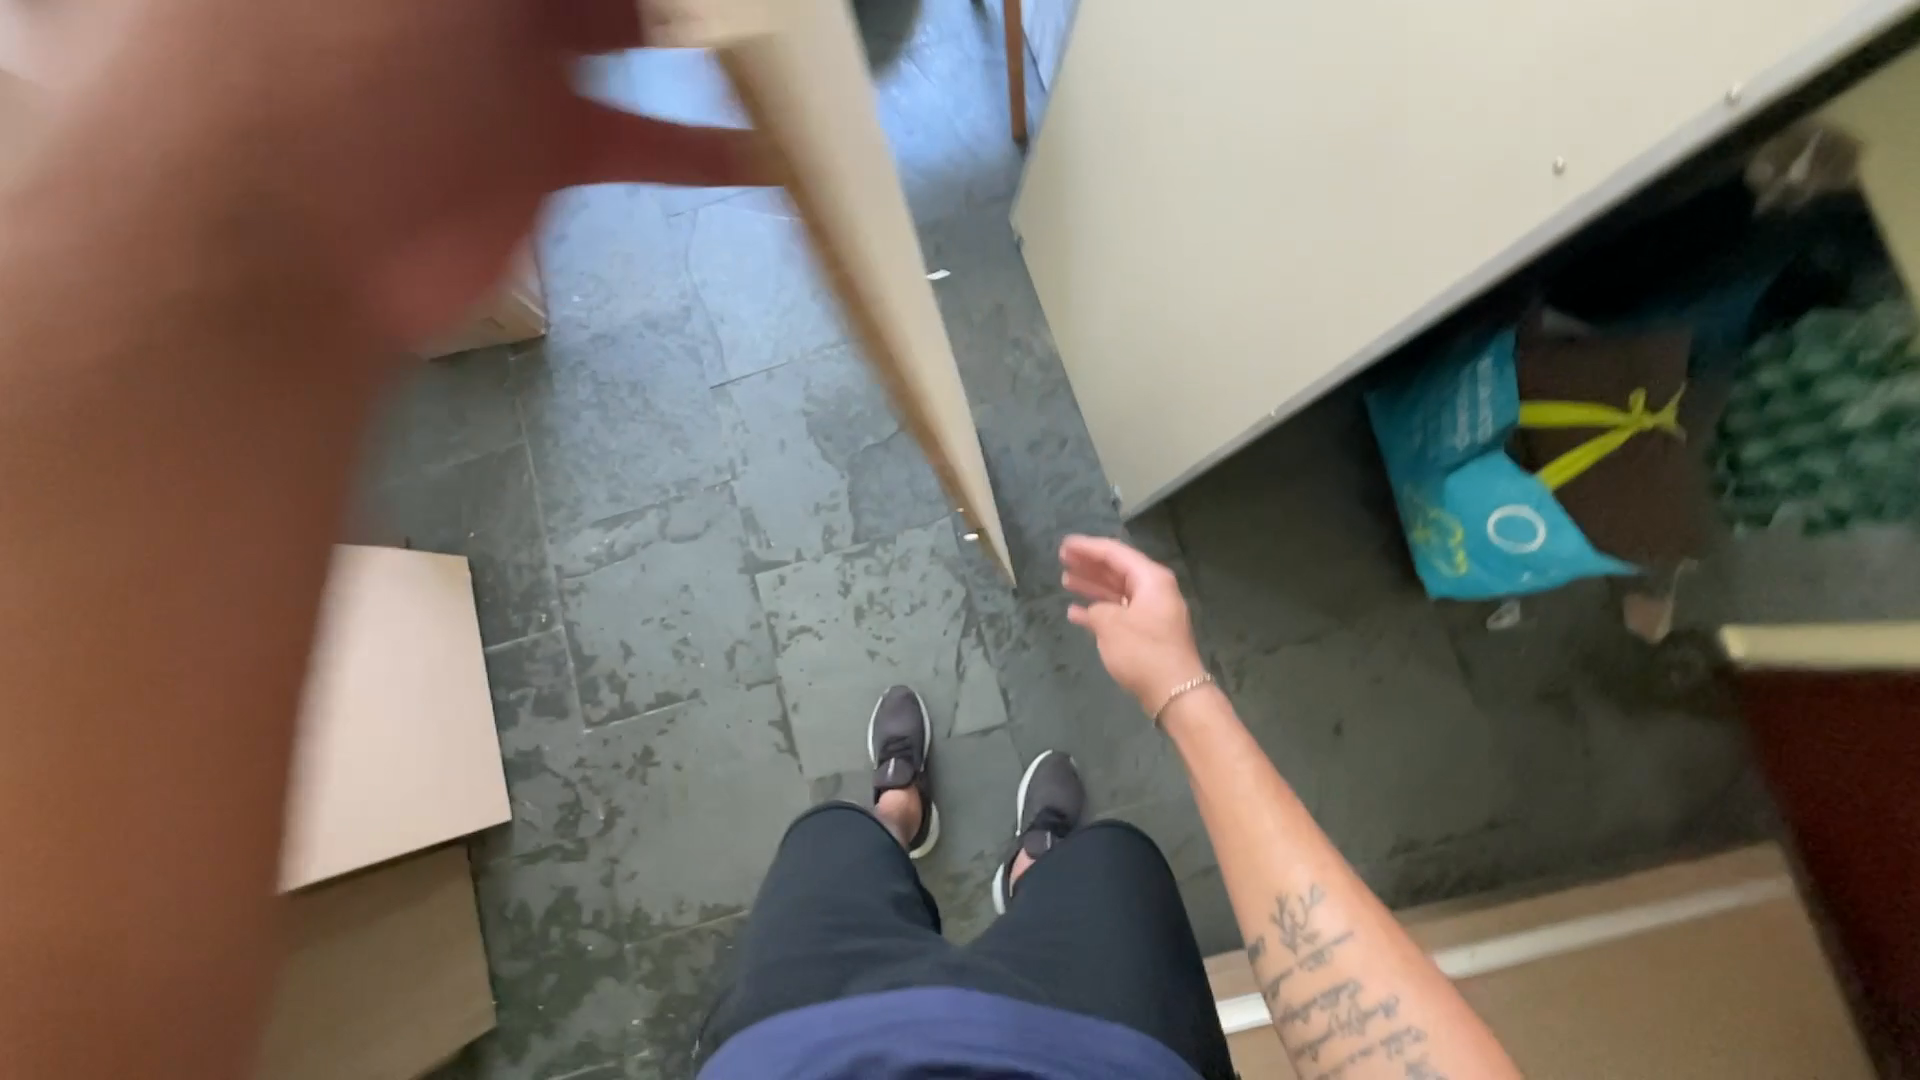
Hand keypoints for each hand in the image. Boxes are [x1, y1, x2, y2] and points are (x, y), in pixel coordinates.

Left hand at [17, 0, 770, 347]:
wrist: (290, 237)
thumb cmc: (332, 55)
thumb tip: (640, 0)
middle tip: (772, 9)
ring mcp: (522, 55)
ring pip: (640, 30)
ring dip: (712, 45)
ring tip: (784, 59)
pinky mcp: (552, 145)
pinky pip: (647, 138)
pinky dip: (706, 152)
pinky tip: (770, 159)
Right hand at [1061, 535, 1209, 716]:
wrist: (1174, 692)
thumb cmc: (1143, 652)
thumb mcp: (1111, 624)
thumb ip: (1097, 610)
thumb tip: (1093, 611)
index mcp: (1151, 579)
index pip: (1115, 553)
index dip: (1087, 548)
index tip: (1064, 545)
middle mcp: (1153, 590)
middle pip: (1117, 570)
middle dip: (1089, 564)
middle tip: (1062, 559)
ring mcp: (1151, 612)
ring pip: (1116, 591)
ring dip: (1092, 586)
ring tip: (1066, 580)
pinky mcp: (1146, 633)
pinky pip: (1119, 612)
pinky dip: (1098, 610)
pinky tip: (1075, 612)